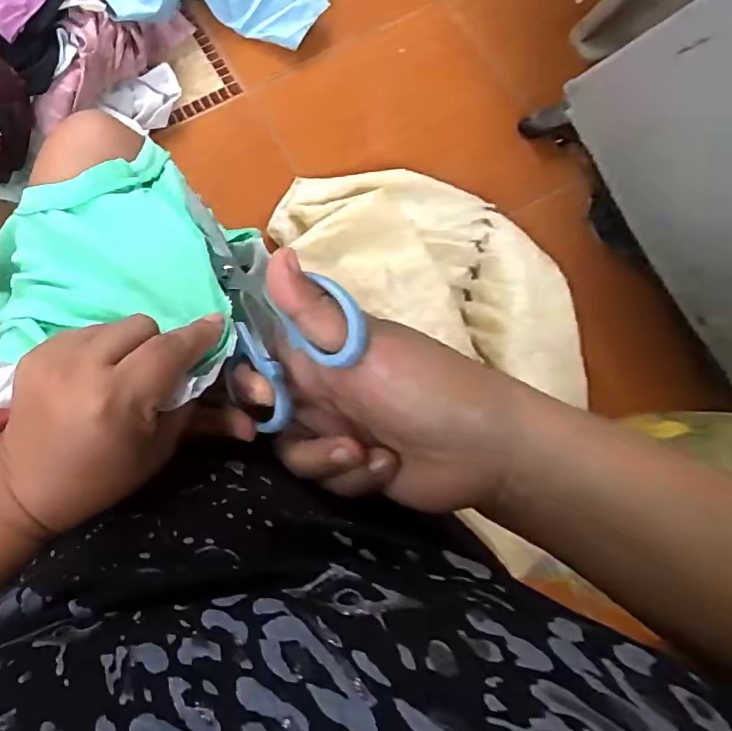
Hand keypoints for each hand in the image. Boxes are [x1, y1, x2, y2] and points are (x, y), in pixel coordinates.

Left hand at [0, 314, 230, 539]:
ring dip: (127, 345)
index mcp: (117, 398)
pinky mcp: (35, 351)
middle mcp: (83, 367)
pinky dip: (97, 348)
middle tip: (155, 374)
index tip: (217, 324)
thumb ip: (191, 406)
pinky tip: (89, 377)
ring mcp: (53, 355)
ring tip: (119, 376)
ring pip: (113, 325)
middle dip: (158, 345)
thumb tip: (218, 369)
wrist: (27, 487)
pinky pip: (85, 332)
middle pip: (142, 326)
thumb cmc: (102, 478)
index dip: (197, 336)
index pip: (168, 350)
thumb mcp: (157, 450)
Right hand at [242, 249, 523, 512]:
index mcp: (317, 354)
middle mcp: (318, 391)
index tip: (262, 397)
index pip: (259, 358)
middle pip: (265, 413)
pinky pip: (323, 478)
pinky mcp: (349, 468)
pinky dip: (352, 476)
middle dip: (280, 430)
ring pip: (291, 451)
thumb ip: (312, 310)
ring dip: (324, 458)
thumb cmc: (423, 386)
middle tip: (302, 434)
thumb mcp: (362, 346)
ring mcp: (333, 430)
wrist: (484, 451)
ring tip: (363, 452)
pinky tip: (386, 465)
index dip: (247, 379)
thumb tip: (277, 252)